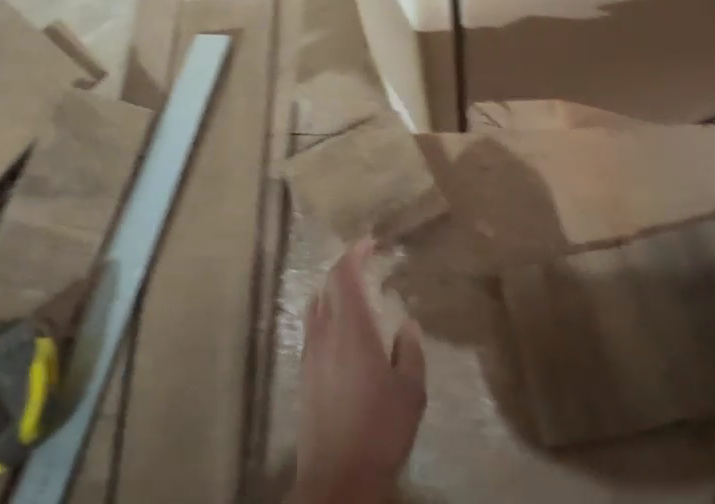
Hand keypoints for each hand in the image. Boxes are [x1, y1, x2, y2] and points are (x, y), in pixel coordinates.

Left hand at [294, 240, 425, 503]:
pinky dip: (327, 315)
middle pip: (327, 286)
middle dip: (345, 268)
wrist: (338, 474)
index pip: (344, 275)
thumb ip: (409, 350)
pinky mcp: (304, 373)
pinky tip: (344, 330)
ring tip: (357, 293)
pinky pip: (313, 327)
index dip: (355, 252)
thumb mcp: (411, 390)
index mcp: (351, 328)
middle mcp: (324, 332)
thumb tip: (406, 323)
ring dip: (333, 291)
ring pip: (316, 306)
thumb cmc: (381, 428)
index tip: (371, 241)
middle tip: (368, 263)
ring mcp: (309, 353)